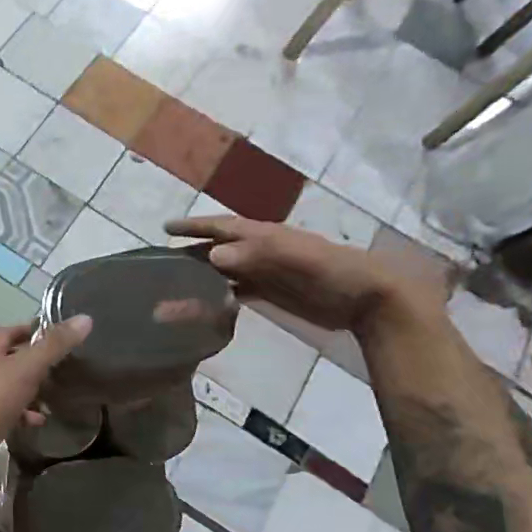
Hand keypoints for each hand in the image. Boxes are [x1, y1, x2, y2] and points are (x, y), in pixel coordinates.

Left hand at [0, 317, 92, 484]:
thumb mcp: (26, 369)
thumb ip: (54, 345)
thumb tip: (85, 318)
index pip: (15, 329)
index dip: (38, 330)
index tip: (64, 337)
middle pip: (14, 357)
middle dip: (39, 362)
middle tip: (67, 368)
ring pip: (12, 384)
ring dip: (34, 389)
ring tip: (59, 396)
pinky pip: (7, 408)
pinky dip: (24, 412)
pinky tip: (39, 421)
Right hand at [164, 215, 440, 332]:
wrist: (373, 299)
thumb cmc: (339, 274)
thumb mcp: (301, 259)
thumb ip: (260, 254)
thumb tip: (214, 253)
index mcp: (267, 237)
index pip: (224, 228)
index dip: (196, 226)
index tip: (166, 228)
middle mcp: (261, 252)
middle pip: (218, 250)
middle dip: (189, 253)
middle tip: (158, 263)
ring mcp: (266, 273)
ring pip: (223, 273)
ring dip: (198, 278)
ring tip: (171, 290)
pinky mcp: (272, 293)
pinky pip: (236, 291)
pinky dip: (216, 295)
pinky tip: (202, 305)